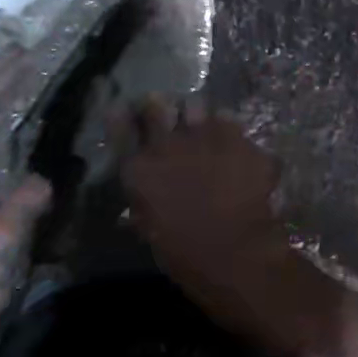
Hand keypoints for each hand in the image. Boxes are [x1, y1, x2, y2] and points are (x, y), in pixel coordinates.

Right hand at [113, 97, 339, 356]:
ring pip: (195, 104)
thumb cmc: (185, 252)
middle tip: (166, 113)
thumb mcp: (150, 228)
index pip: (120, 126)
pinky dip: (227, 129)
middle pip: (156, 104)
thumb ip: (143, 200)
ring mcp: (205, 135)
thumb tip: (142, 191)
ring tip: (201, 125)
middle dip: (159, 106)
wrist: (237, 252)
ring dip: (195, 114)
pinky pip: (229, 120)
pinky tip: (232, 142)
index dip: (121, 116)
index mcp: (139, 169)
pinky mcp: (238, 136)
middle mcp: (168, 143)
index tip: (125, 111)